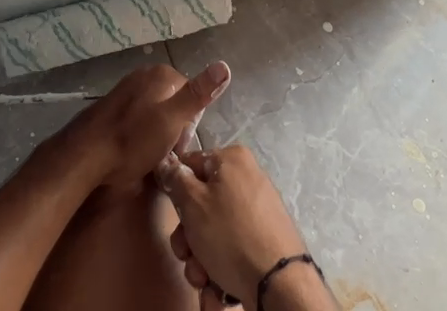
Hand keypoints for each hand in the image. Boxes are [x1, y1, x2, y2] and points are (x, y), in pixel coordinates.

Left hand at [62, 61, 230, 185]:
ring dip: (158, 136)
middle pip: (175, 105)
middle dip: (174, 131)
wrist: (86, 156)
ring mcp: (127, 92)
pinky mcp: (114, 109)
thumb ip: (198, 94)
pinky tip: (135, 153)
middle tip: (165, 155)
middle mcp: (144, 77)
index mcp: (161, 75)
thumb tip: (225, 65)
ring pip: (157, 115)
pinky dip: (141, 136)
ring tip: (150, 158)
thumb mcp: (172, 119)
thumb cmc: (132, 139)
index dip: (189, 125)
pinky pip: (139, 121)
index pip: (192, 97)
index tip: (179, 146)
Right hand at [159, 145, 310, 306]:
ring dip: (200, 258)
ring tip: (204, 277)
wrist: (278, 283)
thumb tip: (167, 162)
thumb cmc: (230, 234)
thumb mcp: (193, 202)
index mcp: (233, 160)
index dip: (175, 189)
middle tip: (186, 253)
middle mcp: (248, 180)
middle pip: (201, 204)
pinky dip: (220, 267)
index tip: (170, 212)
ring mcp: (257, 212)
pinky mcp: (264, 241)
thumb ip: (176, 179)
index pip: (191, 165)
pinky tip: (218, 286)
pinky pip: (232, 247)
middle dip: (188, 237)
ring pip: (214, 232)